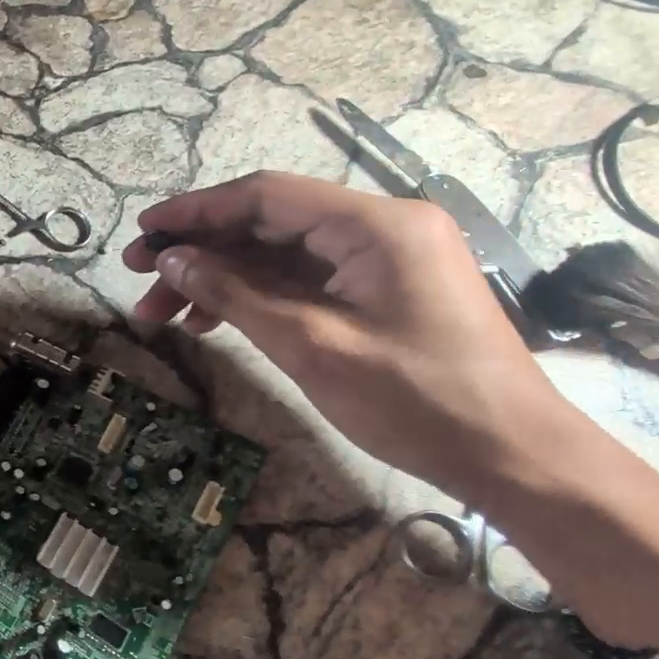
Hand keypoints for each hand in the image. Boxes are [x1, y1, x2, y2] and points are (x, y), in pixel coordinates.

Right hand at [121, 171, 567, 499]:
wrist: (518, 461)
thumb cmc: (416, 399)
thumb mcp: (310, 344)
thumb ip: (233, 292)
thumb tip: (170, 259)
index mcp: (375, 226)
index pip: (265, 196)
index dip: (194, 210)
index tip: (142, 231)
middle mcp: (378, 229)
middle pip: (265, 223)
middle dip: (197, 249)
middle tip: (140, 276)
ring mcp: (379, 261)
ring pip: (274, 254)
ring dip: (216, 278)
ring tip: (161, 311)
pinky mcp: (377, 292)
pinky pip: (298, 280)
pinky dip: (250, 296)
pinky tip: (207, 320)